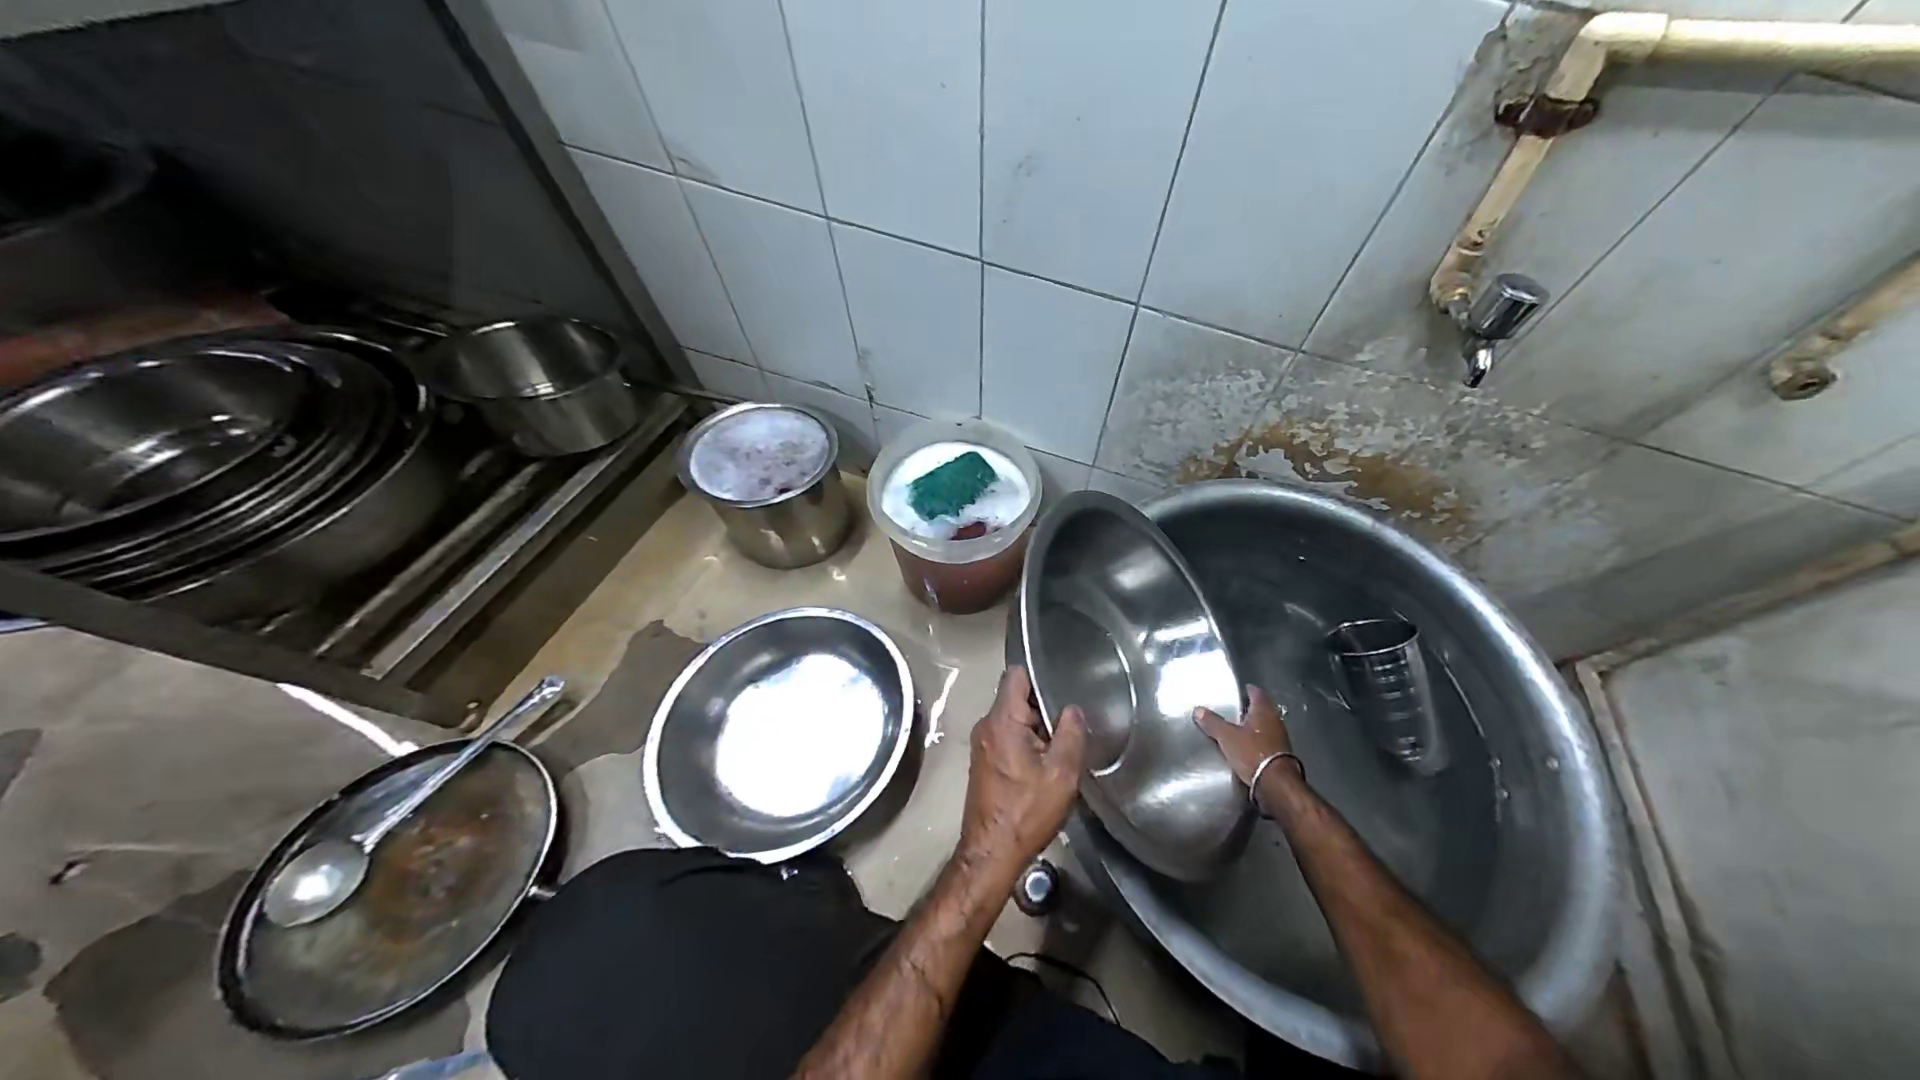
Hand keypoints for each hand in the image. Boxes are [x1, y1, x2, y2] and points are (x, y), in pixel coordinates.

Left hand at [956, 666, 1086, 880]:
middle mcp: (986, 726)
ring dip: (1036, 728)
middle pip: (1016, 696)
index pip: (1016, 674)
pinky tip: (1044, 764)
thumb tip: (1072, 709)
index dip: (1039, 675)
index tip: (1062, 687)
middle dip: (1042, 706)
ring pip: (1013, 718)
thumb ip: (1070, 734)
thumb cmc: (1027, 811)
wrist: (993, 851)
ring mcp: (982, 744)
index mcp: (1002, 720)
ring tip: (1060, 747)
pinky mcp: (984, 761)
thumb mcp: (1061, 773)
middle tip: (1068, 726)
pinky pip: (1006, 736)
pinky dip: (1025, 742)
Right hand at [1193, 685, 1298, 790]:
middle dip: (1251, 708)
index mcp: (1263, 712)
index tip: (1241, 689)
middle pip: (1263, 709)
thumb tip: (1198, 710)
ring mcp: (1281, 738)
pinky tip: (1249, 745)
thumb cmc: (1252, 753)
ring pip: (1267, 725)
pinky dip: (1259, 739)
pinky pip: (1268, 740)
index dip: (1249, 690)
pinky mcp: (1282, 754)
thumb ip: (1213, 723)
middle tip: (1237, 708)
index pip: (1258, 693)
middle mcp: (1275, 721)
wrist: (1276, 784)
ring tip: (1240, 727)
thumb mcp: (1227, 737)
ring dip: (1256, 724)